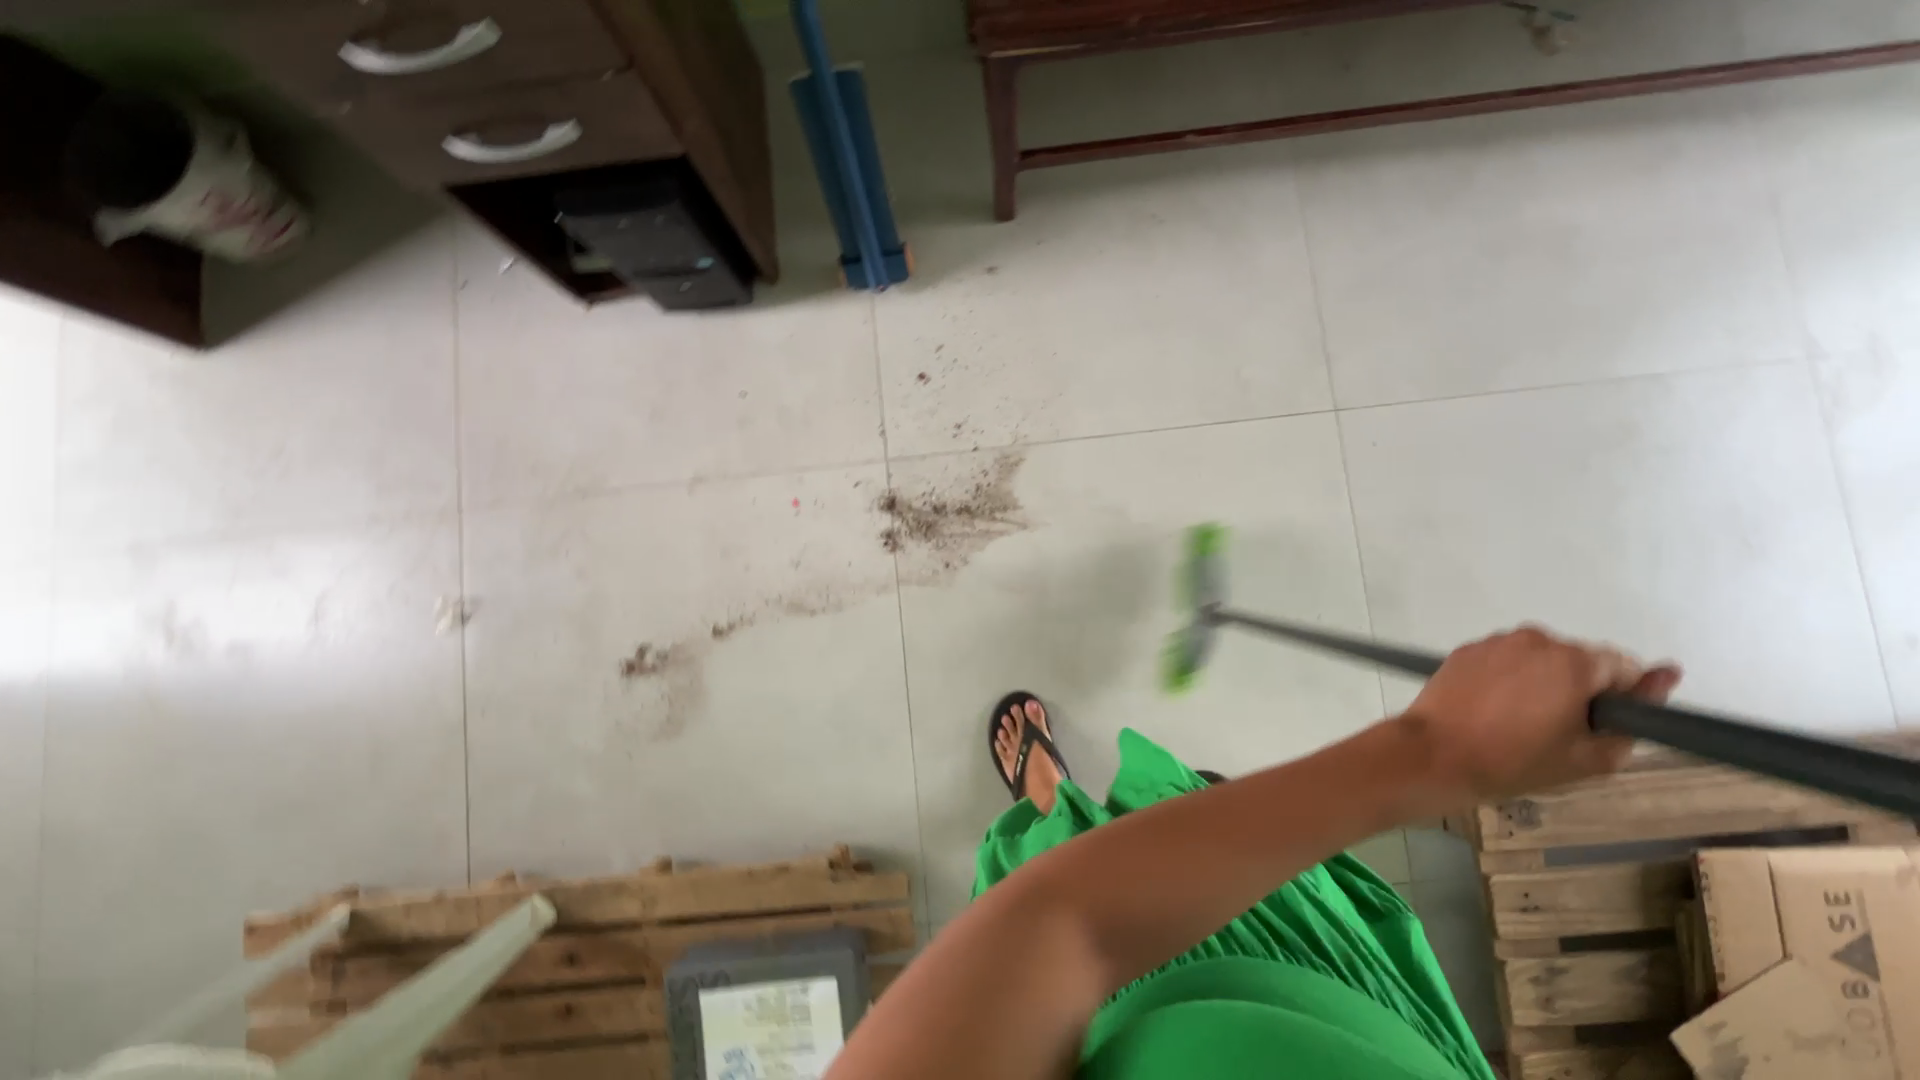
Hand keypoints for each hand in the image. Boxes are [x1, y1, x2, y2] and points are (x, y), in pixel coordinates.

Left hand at [1400, 626, 1681, 802]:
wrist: (1434, 755)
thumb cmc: (1515, 760)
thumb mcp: (1590, 756)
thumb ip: (1635, 717)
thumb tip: (1665, 676)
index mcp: (1572, 661)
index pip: (1622, 667)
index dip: (1621, 697)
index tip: (1600, 724)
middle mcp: (1535, 640)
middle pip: (1578, 660)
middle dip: (1580, 689)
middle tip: (1559, 729)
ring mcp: (1495, 642)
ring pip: (1539, 659)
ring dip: (1543, 682)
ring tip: (1522, 721)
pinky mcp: (1465, 651)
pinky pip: (1504, 661)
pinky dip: (1509, 679)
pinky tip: (1495, 710)